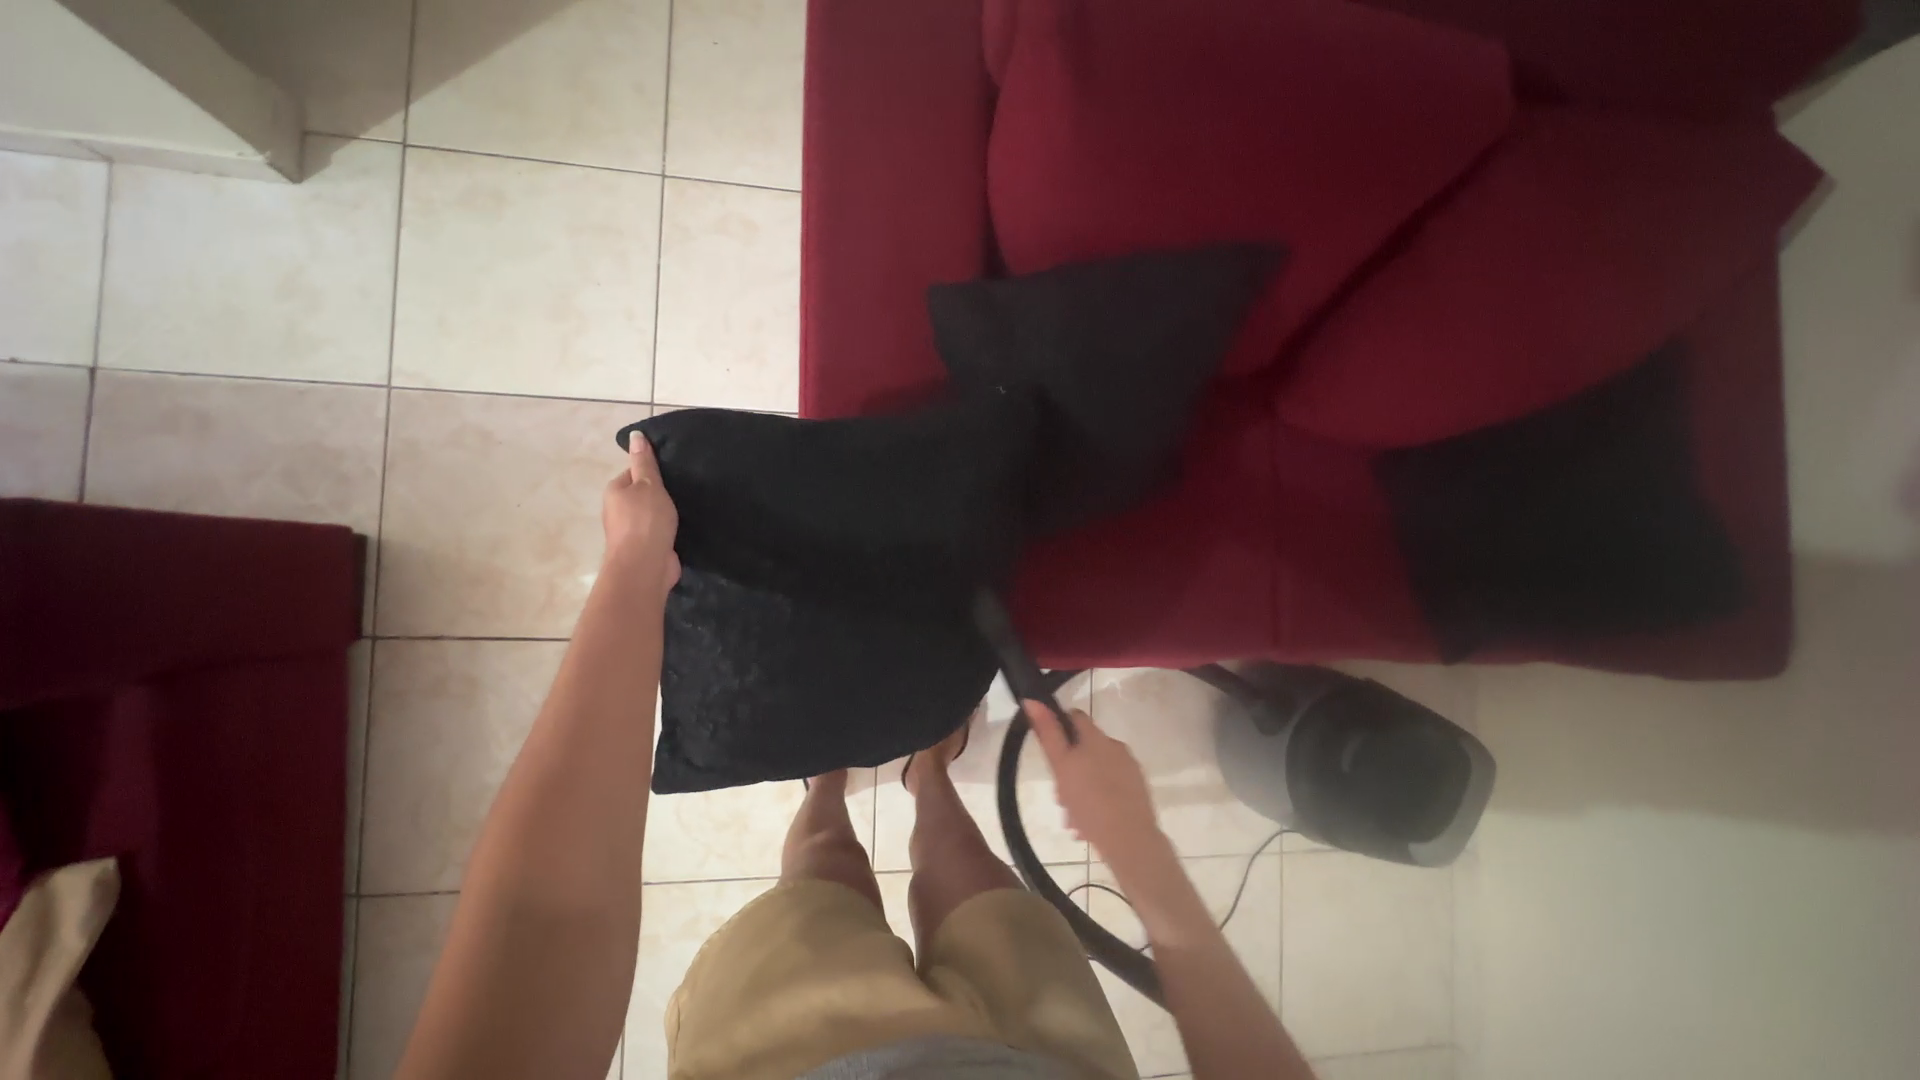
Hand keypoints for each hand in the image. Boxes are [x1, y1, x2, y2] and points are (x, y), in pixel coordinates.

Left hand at [603, 435, 679, 593]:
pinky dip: (670, 530)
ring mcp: (631, 532)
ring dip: (667, 514)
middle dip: (661, 494)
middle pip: (642, 495)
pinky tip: (686, 528)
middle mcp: (618, 510)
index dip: (654, 471)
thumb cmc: (645, 520)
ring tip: (690, 507)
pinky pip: (659, 532)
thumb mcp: (648, 485)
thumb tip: (635, 435)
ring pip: (652, 515)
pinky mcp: (646, 548)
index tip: (675, 473)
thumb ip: (644, 462)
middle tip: (686, 490)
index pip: (635, 472)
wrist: (644, 566)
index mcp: (615, 491)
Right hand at [1022, 700, 1172, 873]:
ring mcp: (1129, 769)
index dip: (1058, 728)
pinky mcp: (1137, 791)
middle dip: (1069, 771)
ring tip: (1073, 820)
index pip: (1074, 717)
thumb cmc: (1088, 800)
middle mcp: (1116, 747)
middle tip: (1059, 797)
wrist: (1128, 839)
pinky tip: (1089, 826)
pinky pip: (1110, 790)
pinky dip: (1098, 802)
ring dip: (1081, 791)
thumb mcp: (1061, 765)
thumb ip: (1048, 733)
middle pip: (1084, 750)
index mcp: (1097, 738)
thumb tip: (1032, 700)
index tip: (1050, 752)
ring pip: (1096, 774)